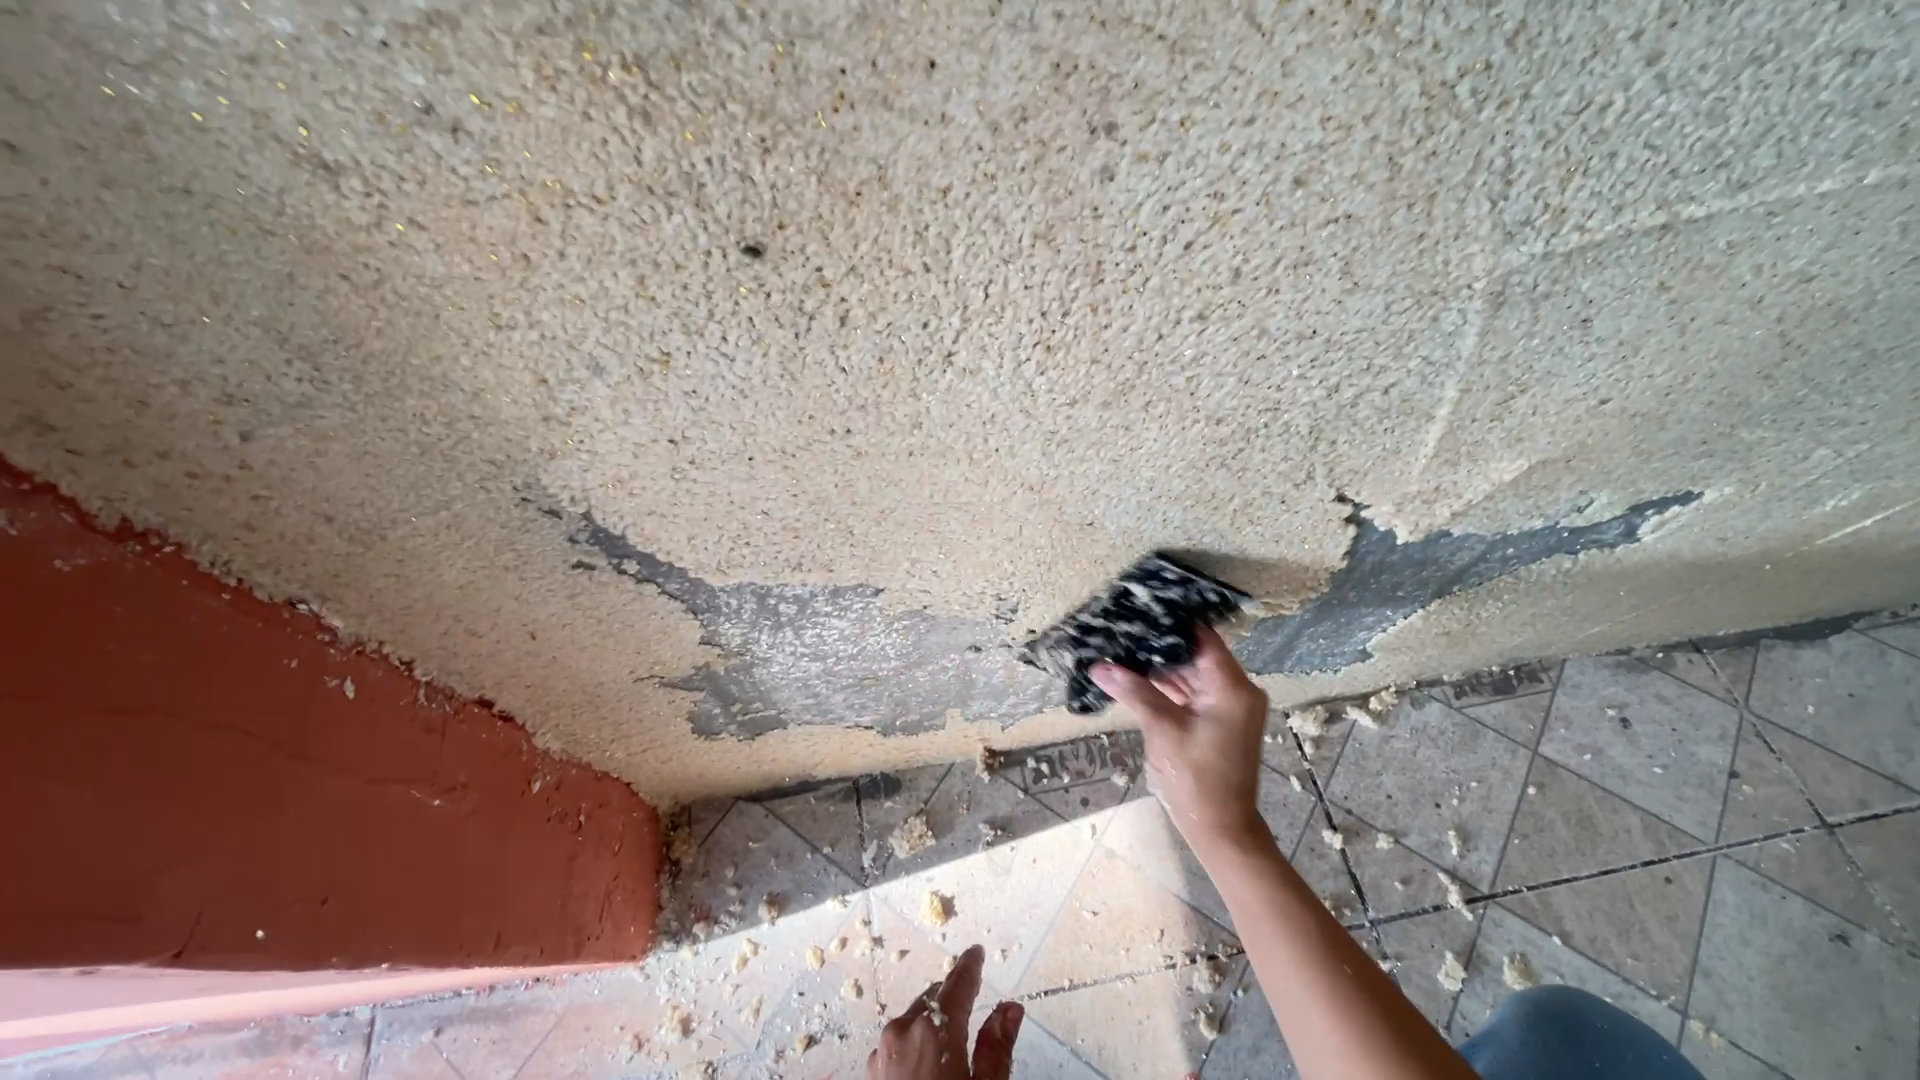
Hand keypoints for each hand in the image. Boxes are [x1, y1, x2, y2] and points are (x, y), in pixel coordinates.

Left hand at [868, 944, 1023, 1079]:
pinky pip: (898, 1044)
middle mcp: (901, 1031)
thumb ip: (997, 1048)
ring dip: (932, 1021)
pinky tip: (929, 1063)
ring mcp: (881, 1054)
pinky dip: (916, 1043)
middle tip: (972, 998)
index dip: (970, 968)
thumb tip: (1010, 1010)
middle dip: (952, 998)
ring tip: (953, 1036)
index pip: (957, 986)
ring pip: (912, 1022)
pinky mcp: (871, 1074)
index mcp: (933, 1030)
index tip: (976, 953)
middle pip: (932, 1001)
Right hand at [1090, 624, 1269, 845]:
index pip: (1203, 639)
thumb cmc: (1195, 779)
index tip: (1140, 611)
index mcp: (1232, 687)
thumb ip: (1134, 691)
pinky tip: (1137, 679)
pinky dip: (1170, 689)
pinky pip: (1194, 694)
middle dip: (1159, 648)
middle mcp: (1237, 691)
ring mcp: (1230, 708)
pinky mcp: (1220, 722)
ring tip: (1123, 651)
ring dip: (1162, 669)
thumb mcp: (1162, 730)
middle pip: (1197, 656)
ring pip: (1193, 676)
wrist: (1221, 829)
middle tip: (1123, 632)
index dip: (1172, 624)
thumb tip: (1099, 667)